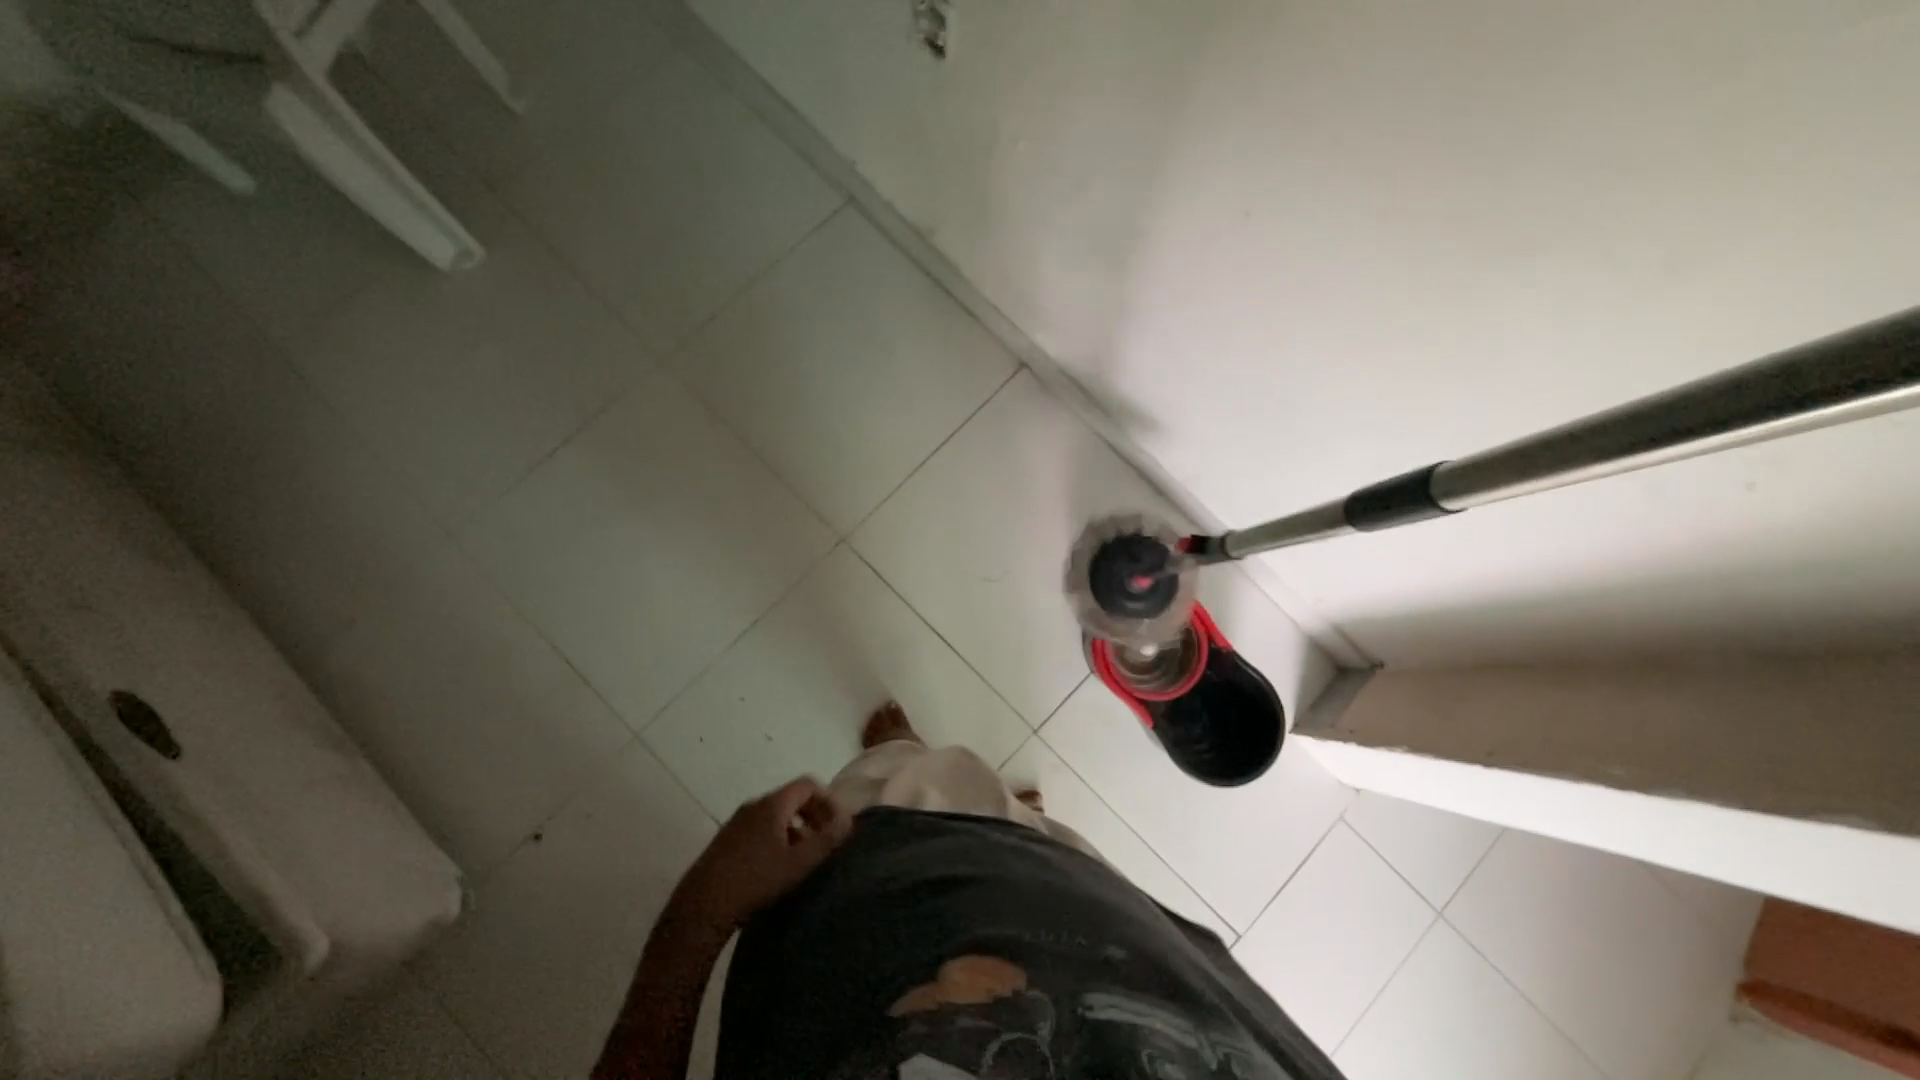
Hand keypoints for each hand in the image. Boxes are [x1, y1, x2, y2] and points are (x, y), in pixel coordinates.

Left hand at [673, 776, 851, 928]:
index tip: (836, 826)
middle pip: (791, 798)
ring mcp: (736, 821)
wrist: (702, 905)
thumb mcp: (798, 864)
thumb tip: (849, 819)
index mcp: (772, 805)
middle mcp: (753, 805)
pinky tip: (775, 867)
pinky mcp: (726, 839)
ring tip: (802, 858)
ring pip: (774, 814)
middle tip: (823, 842)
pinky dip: (776, 837)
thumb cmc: (756, 880)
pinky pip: (759, 827)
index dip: (827, 800)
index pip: (807, 784)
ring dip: (794, 829)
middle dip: (812, 816)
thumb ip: (826, 839)